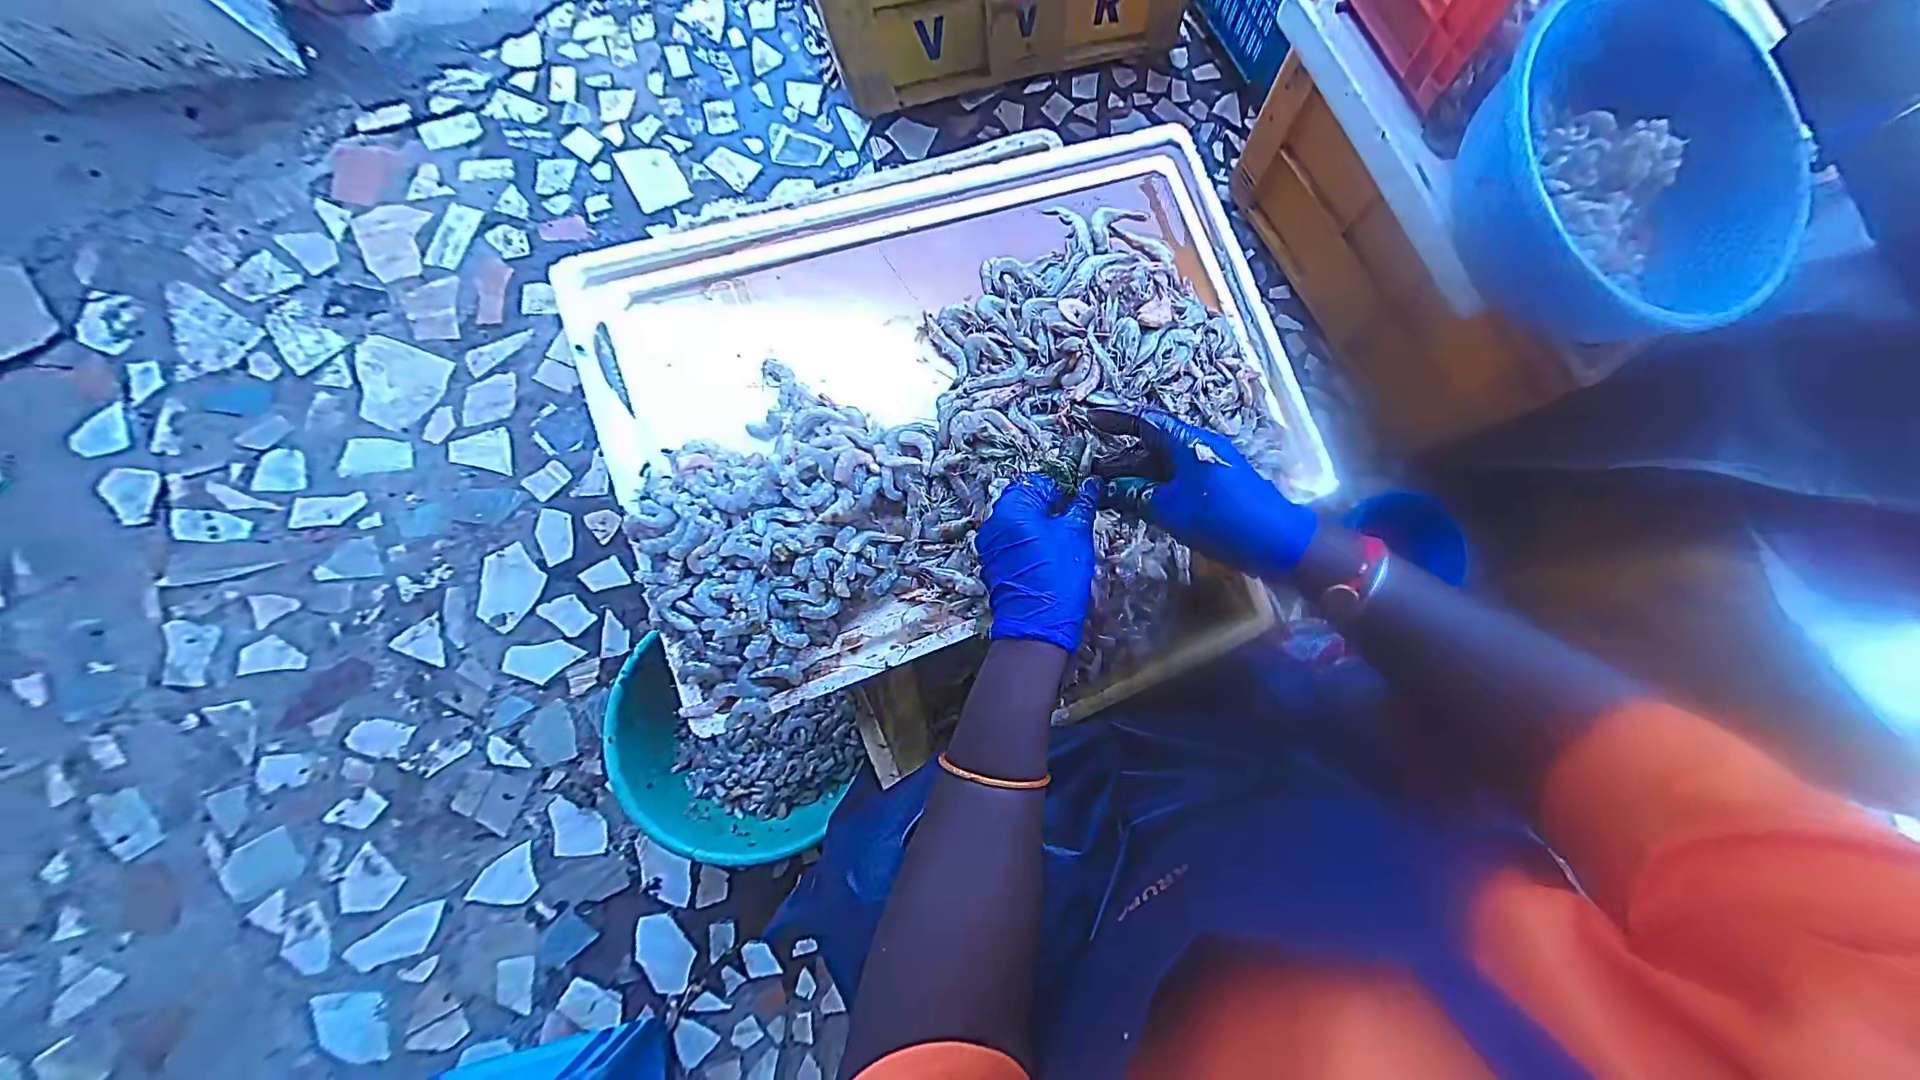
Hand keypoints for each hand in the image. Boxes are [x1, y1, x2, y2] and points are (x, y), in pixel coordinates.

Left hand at [974, 474, 1098, 653]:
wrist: (1037, 624)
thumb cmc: (1058, 575)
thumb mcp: (1076, 534)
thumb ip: (1081, 505)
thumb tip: (1091, 485)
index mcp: (1010, 508)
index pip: (1036, 482)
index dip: (1060, 488)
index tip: (1078, 500)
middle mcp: (993, 524)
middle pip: (1023, 502)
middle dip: (1049, 507)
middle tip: (1073, 520)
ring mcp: (990, 546)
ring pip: (1018, 524)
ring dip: (1039, 526)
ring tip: (1063, 541)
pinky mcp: (993, 565)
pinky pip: (1012, 544)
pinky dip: (1029, 544)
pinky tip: (1048, 557)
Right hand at [1089, 408, 1315, 577]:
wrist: (1276, 541)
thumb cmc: (1221, 517)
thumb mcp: (1170, 507)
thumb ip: (1135, 495)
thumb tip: (1105, 488)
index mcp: (1187, 441)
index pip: (1144, 419)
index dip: (1115, 417)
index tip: (1089, 417)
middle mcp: (1195, 447)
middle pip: (1149, 442)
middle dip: (1117, 451)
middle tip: (1088, 462)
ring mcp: (1204, 467)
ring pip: (1159, 463)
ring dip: (1131, 473)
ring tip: (1101, 485)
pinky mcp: (1209, 487)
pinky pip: (1170, 479)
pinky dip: (1148, 486)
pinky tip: (1130, 499)